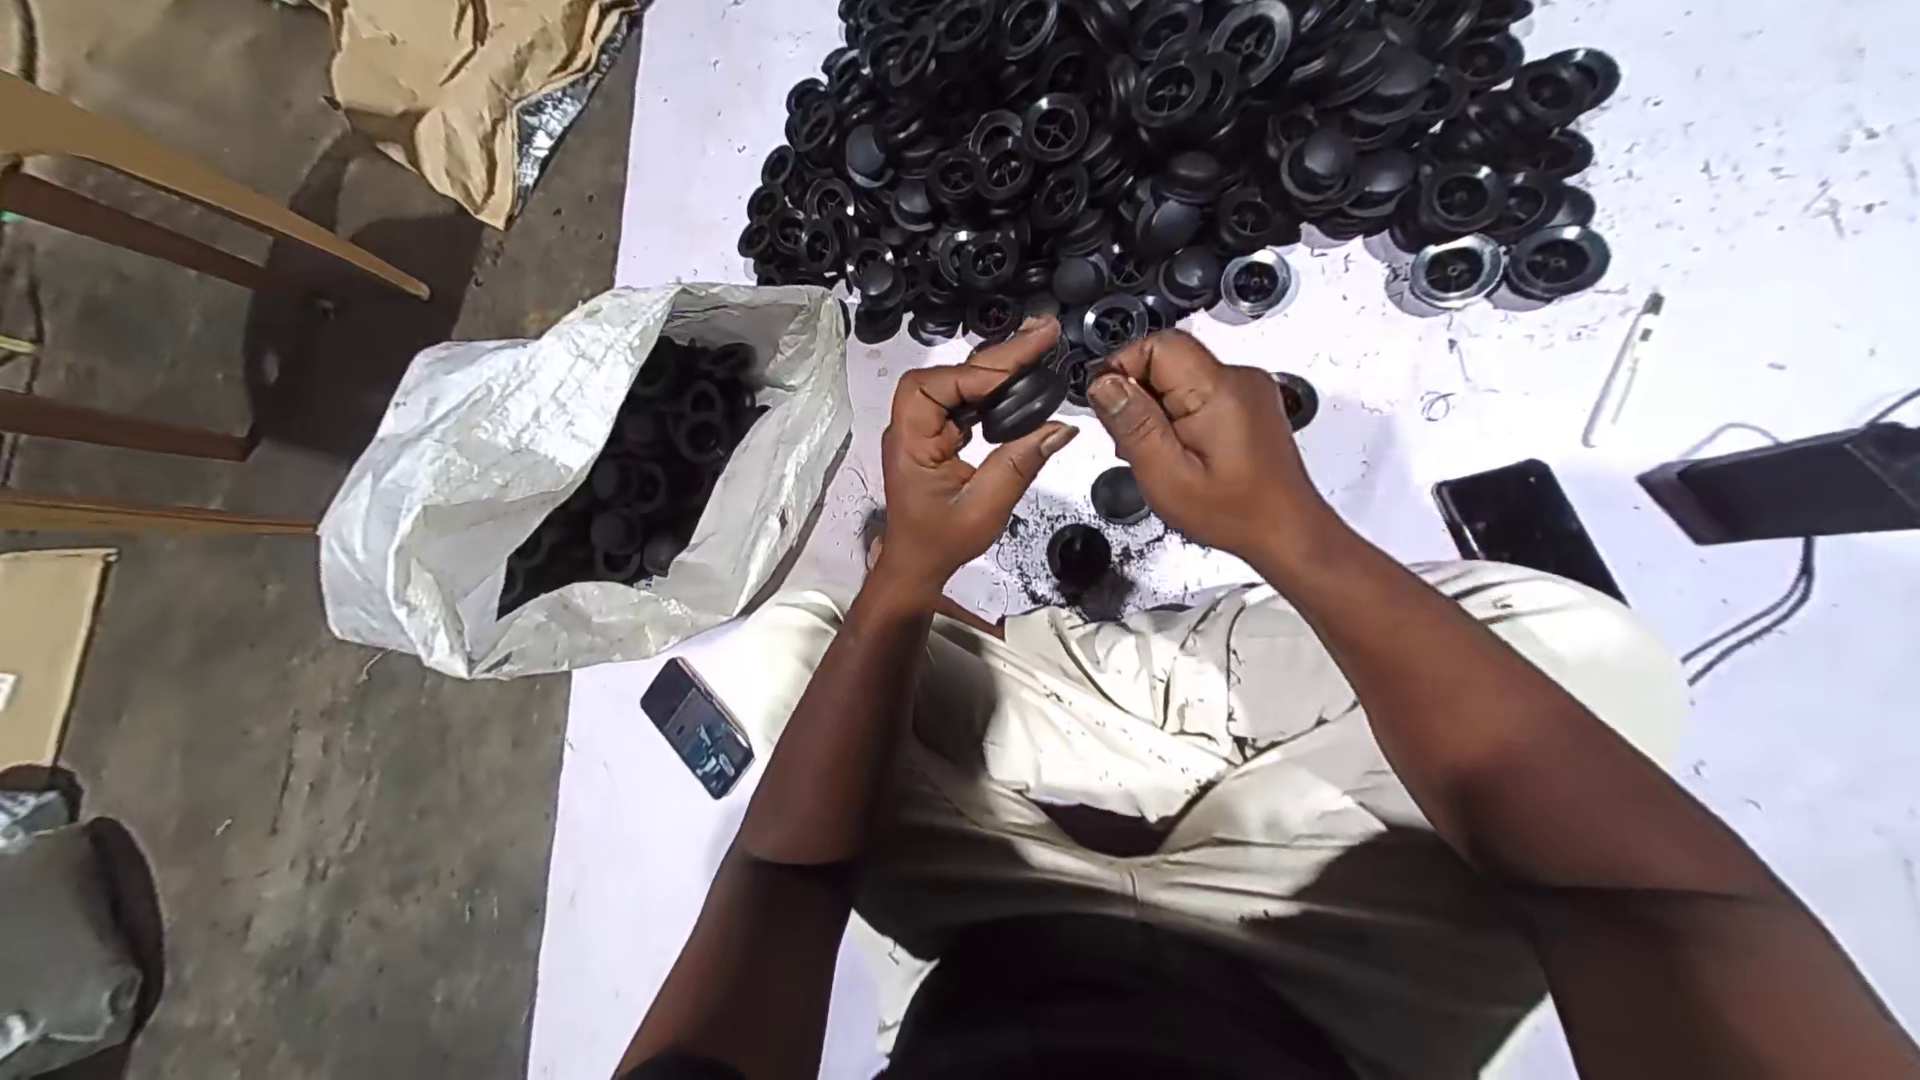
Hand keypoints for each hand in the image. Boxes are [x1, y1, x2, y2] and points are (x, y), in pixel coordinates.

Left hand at [875, 317, 1077, 597]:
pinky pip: (965, 399)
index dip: (977, 374)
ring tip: (1038, 347)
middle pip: (951, 374)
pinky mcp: (938, 435)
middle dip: (997, 356)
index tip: (1020, 366)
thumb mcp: (985, 508)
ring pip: (959, 382)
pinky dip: (993, 387)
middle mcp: (912, 428)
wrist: (918, 563)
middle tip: (1043, 334)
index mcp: (910, 442)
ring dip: (998, 366)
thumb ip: (1020, 464)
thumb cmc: (939, 543)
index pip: (935, 386)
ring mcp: (924, 429)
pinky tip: (1019, 379)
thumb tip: (1059, 428)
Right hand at [1087, 330, 1336, 562]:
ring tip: (1160, 451)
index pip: (1156, 344)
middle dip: (1137, 395)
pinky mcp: (1246, 402)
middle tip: (1134, 439)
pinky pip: (1196, 392)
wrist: (1283, 530)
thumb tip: (1104, 384)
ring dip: (1155, 408)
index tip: (1108, 403)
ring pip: (1177, 376)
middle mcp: (1237, 380)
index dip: (1121, 369)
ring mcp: (1246, 389)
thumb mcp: (1166, 475)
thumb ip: (1132, 424)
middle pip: (1165, 358)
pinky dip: (1176, 416)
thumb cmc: (1235, 512)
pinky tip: (1179, 451)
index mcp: (1217, 392)